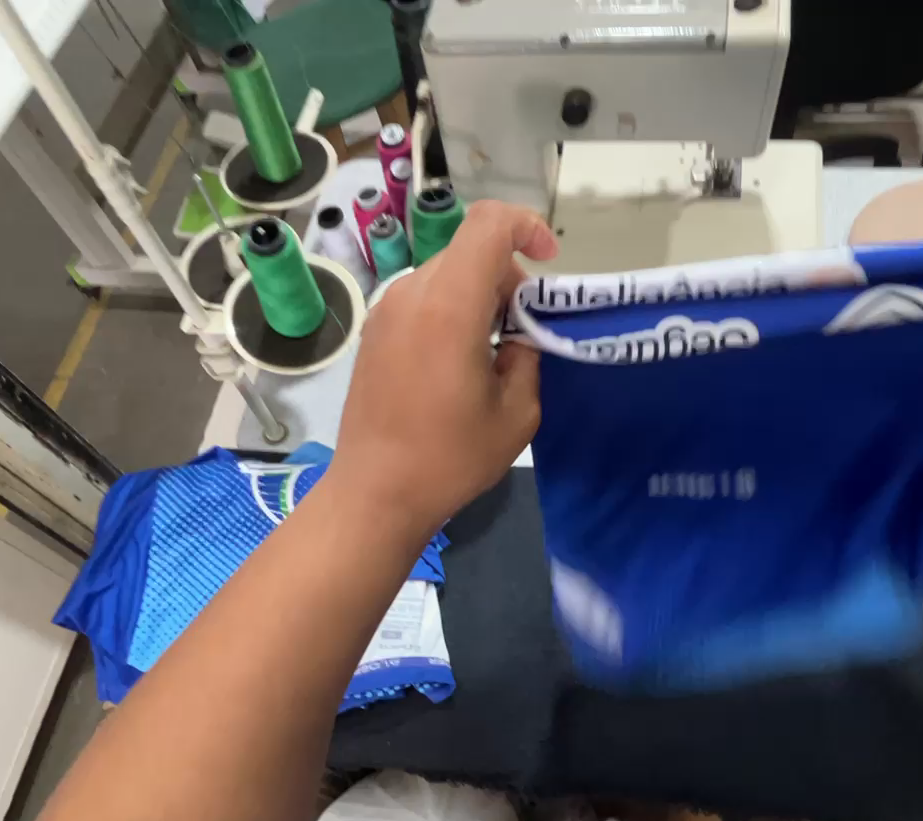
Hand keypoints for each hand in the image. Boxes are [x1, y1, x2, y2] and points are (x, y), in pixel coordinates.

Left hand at [327, 200, 557, 534]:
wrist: (376, 493)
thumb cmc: (450, 458)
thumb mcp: (517, 414)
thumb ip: (528, 357)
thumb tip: (521, 335)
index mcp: (450, 306)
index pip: (489, 225)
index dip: (528, 226)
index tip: (549, 261)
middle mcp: (411, 295)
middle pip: (468, 252)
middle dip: (507, 278)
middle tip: (524, 332)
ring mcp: (384, 313)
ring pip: (444, 277)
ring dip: (478, 298)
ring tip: (491, 354)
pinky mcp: (373, 335)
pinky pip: (421, 302)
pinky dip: (450, 312)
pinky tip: (457, 364)